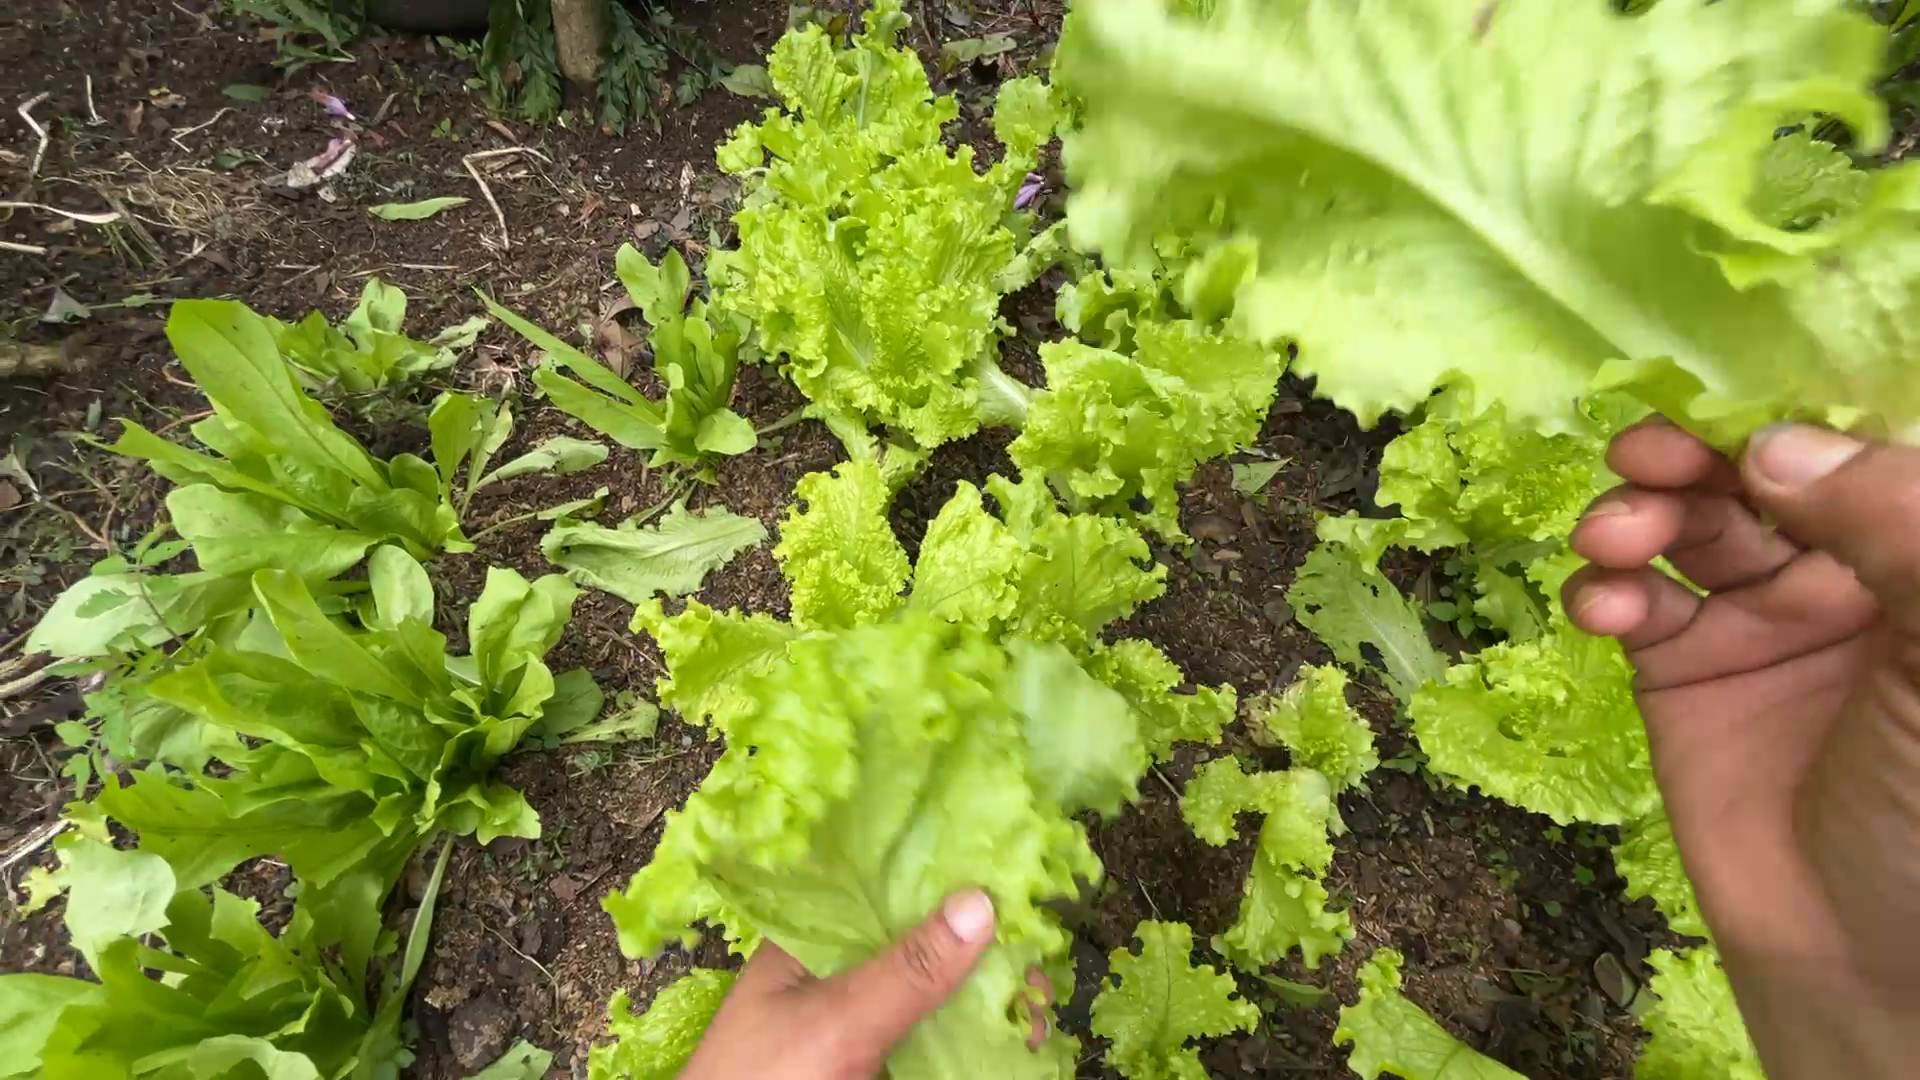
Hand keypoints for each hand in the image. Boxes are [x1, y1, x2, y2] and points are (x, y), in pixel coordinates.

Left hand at [681, 890, 1050, 1079]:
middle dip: (982, 944)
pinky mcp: (880, 1063)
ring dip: (988, 993)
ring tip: (1039, 1002)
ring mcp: (861, 1020)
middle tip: (1037, 955)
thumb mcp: (834, 1022)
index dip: (946, 876)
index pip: (886, 883)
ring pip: (936, 991)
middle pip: (922, 939)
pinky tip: (1017, 1035)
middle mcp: (841, 969)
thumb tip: (981, 901)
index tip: (1007, 878)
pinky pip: (936, 1037)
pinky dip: (976, 1035)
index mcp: (815, 937)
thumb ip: (905, 969)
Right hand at [1565, 421, 1919, 1076]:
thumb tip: (1775, 446)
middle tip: (1642, 457)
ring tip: (1608, 540)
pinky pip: (1630, 602)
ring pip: (1683, 533)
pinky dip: (1602, 591)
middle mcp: (1856, 578)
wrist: (1879, 955)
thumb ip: (1896, 535)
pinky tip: (1600, 607)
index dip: (1793, 422)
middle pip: (1758, 484)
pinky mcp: (1677, 664)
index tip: (1728, 411)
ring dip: (1632, 521)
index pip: (1861, 460)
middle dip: (1694, 464)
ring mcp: (1760, 622)